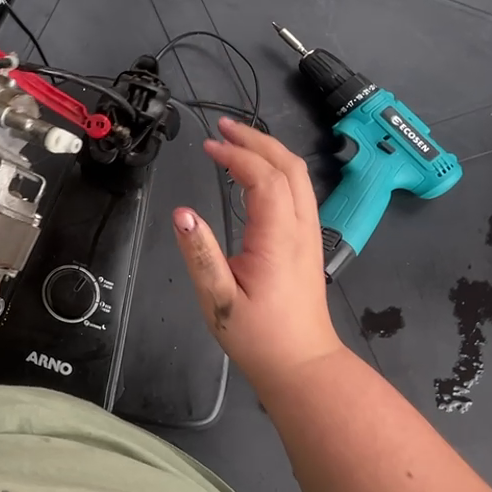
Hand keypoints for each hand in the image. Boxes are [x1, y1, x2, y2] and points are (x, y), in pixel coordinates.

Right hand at [173, 117, 342, 389]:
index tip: (208, 147)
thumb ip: (200, 254)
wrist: (302, 364)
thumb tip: (182, 214)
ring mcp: (309, 234)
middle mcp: (301, 228)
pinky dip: (276, 169)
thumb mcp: (218, 300)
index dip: (237, 156)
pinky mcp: (306, 242)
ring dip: (269, 151)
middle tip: (223, 127)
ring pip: (298, 177)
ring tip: (236, 140)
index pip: (264, 179)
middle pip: (289, 167)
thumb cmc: (258, 337)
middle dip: (257, 140)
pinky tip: (255, 172)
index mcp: (279, 239)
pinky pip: (298, 191)